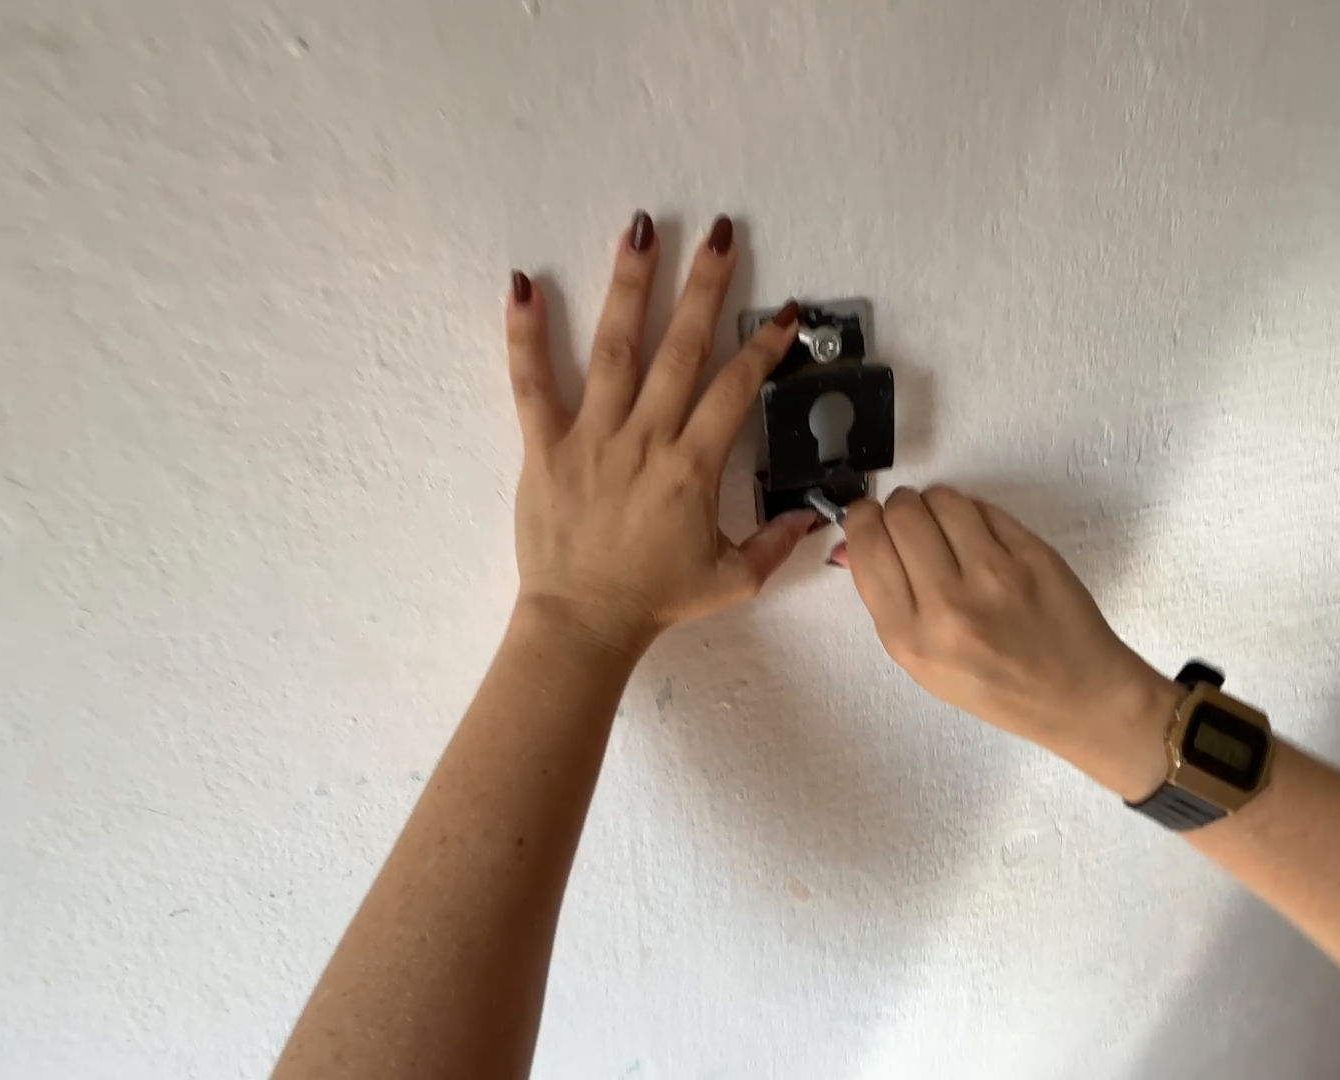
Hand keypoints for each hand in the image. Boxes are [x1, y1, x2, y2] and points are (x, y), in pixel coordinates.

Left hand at [503, 213, 821, 654]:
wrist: (583, 622)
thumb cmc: (658, 599)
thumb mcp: (733, 580)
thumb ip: (778, 544)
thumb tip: (816, 518)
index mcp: (693, 468)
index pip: (736, 391)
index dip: (764, 348)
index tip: (784, 313)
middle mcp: (645, 439)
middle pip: (681, 349)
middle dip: (705, 287)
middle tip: (720, 233)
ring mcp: (591, 437)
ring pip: (614, 348)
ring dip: (630, 286)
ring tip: (640, 229)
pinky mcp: (544, 446)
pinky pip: (532, 383)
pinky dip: (525, 335)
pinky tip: (523, 284)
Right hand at [832, 485, 1179, 797]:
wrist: (1074, 695)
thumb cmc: (990, 683)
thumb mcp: (920, 658)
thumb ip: (884, 597)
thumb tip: (850, 541)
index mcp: (910, 638)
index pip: (868, 547)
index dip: (862, 521)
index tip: (869, 519)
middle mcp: (949, 606)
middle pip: (902, 513)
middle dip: (898, 508)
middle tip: (911, 525)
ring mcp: (996, 577)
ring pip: (942, 498)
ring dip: (935, 504)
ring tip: (947, 530)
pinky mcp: (1033, 555)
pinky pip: (983, 507)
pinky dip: (973, 514)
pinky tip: (980, 540)